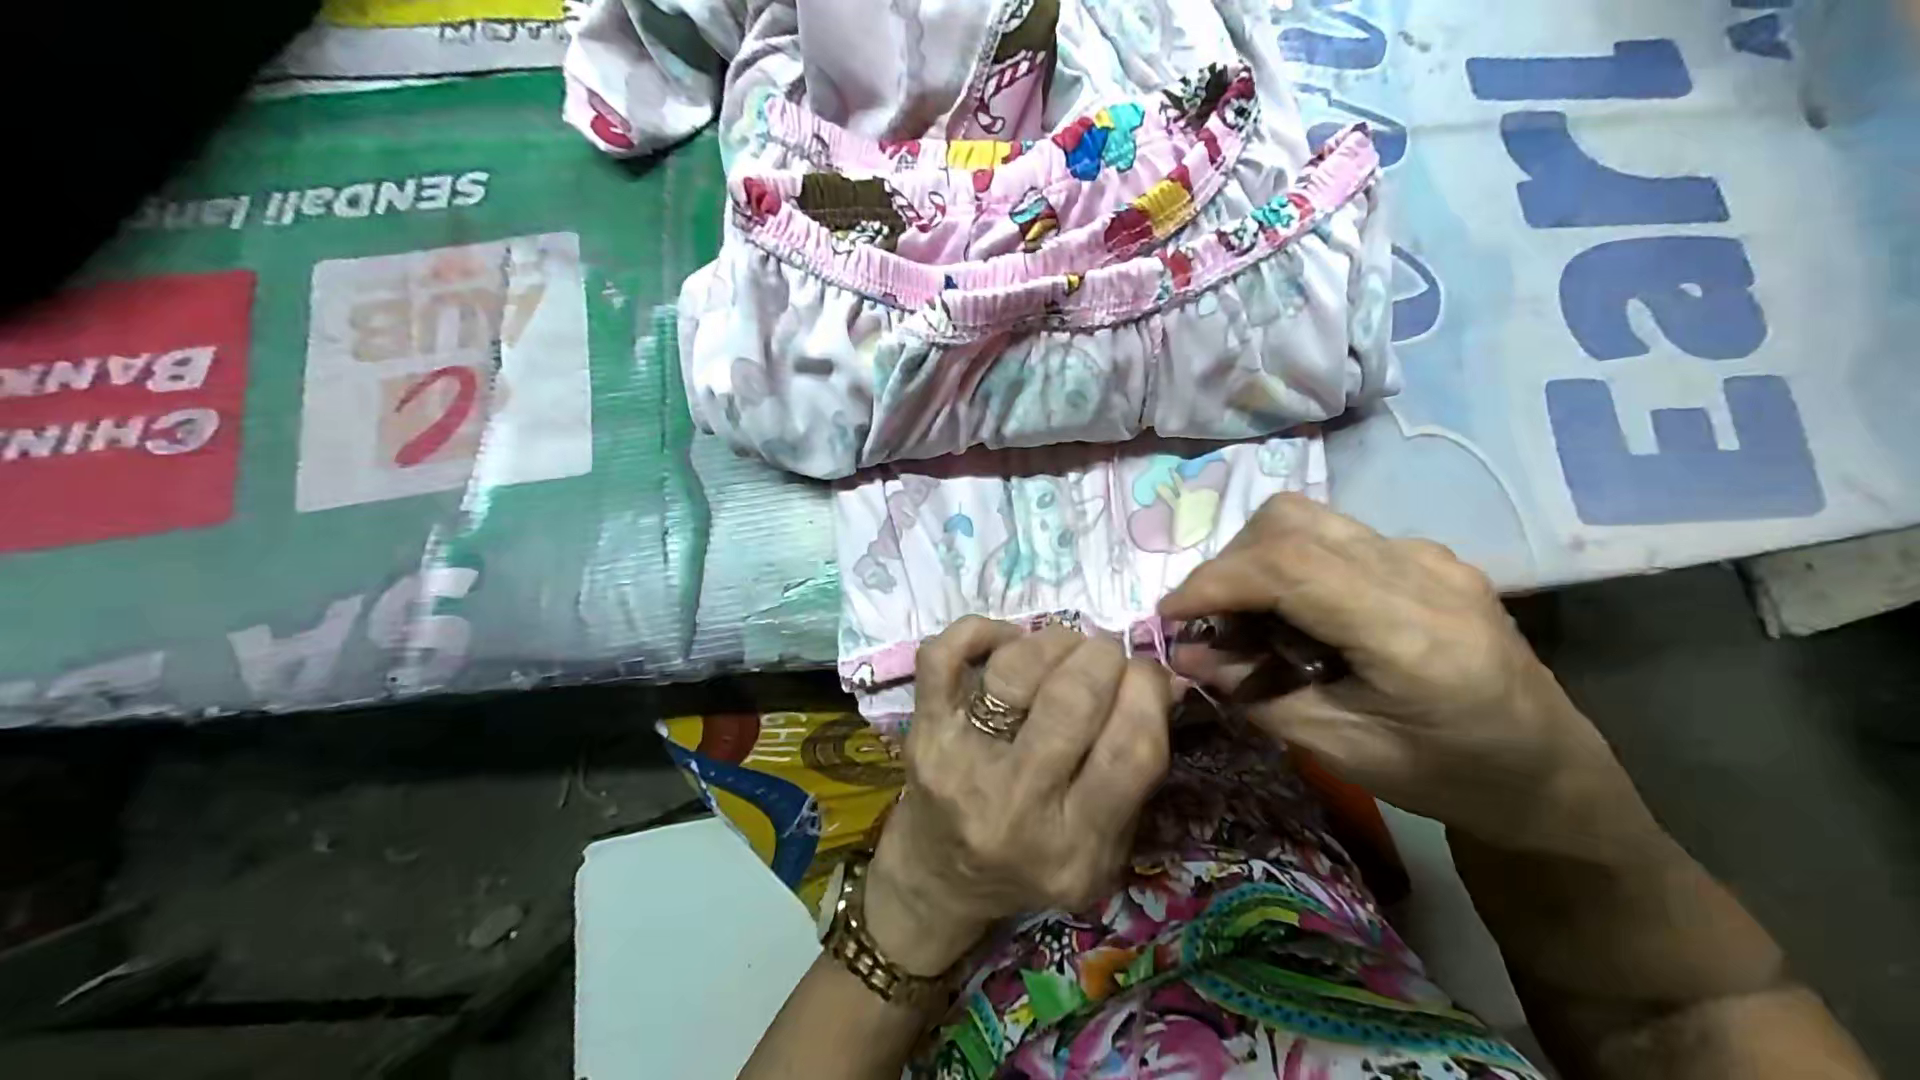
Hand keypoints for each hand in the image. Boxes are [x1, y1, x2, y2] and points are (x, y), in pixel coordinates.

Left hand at [862, 618, 1173, 976]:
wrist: (942, 879)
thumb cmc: (1034, 863)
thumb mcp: (1105, 848)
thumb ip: (1136, 770)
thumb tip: (1162, 678)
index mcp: (1075, 844)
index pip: (1131, 750)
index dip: (1148, 692)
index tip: (1148, 672)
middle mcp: (1015, 805)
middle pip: (1072, 700)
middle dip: (1102, 658)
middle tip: (1106, 654)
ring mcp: (959, 764)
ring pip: (1013, 671)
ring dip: (1052, 640)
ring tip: (1065, 646)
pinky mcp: (921, 733)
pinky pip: (941, 657)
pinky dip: (979, 631)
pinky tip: (1007, 641)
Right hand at [1160, 494, 1656, 857]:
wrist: (1548, 774)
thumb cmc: (1447, 777)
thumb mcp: (1340, 750)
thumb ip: (1254, 694)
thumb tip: (1181, 655)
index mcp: (1411, 632)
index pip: (1287, 566)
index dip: (1213, 581)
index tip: (1168, 617)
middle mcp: (1421, 572)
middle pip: (1289, 523)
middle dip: (1226, 565)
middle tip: (1206, 621)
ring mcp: (1427, 555)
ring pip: (1306, 518)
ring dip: (1253, 558)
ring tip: (1243, 615)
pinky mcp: (1425, 555)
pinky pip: (1332, 536)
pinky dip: (1286, 562)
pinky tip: (1292, 612)